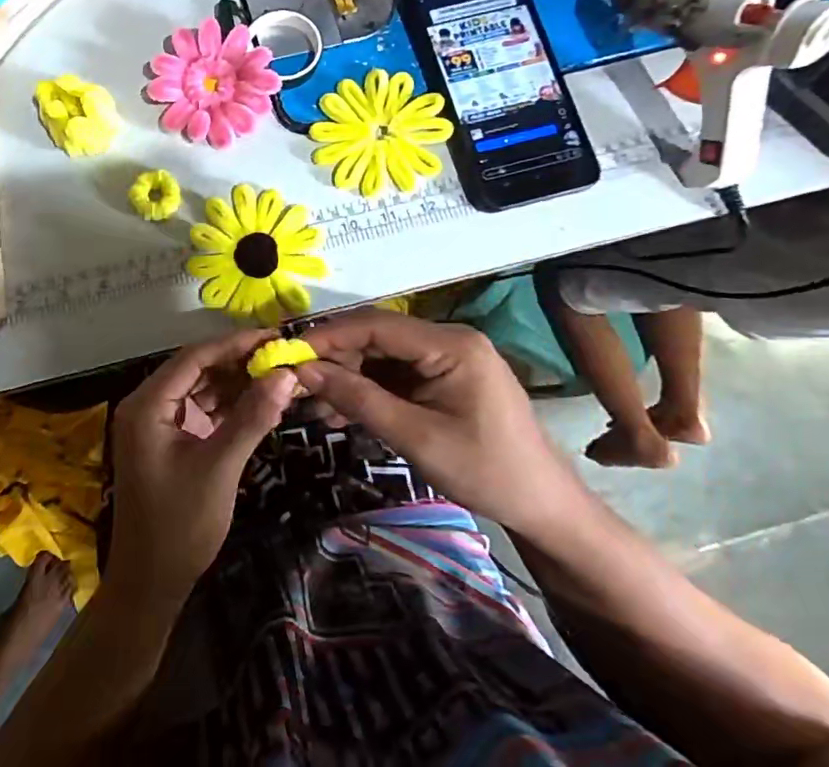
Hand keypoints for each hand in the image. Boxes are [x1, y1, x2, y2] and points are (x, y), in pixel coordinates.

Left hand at [108, 328, 294, 596]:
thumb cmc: (179, 524)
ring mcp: (159, 424)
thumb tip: (286, 376)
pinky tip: (262, 402)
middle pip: (197, 369)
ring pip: (202, 388)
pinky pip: (202, 410)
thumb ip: (252, 418)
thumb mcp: (219, 467)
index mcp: (147, 406)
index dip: (235, 344)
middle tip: (283, 355)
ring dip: (237, 382)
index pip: (193, 358)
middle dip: (239, 361)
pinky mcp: (172, 441)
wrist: (152, 581)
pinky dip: (230, 405)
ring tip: (279, 374)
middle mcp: (148, 406)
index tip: (274, 337)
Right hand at [295, 310, 580, 533]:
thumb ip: (359, 399)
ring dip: (347, 378)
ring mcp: (447, 358)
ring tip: (310, 405)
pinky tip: (339, 411)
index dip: (329, 336)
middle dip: (335, 360)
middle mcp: (448, 340)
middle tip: (295, 386)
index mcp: (451, 344)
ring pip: (382, 357)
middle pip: (377, 338)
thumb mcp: (415, 437)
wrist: (539, 503)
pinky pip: (396, 375)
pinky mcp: (443, 378)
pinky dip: (367, 391)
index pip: (377, 325)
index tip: (288, 353)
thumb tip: (304, 371)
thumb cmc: (484, 470)